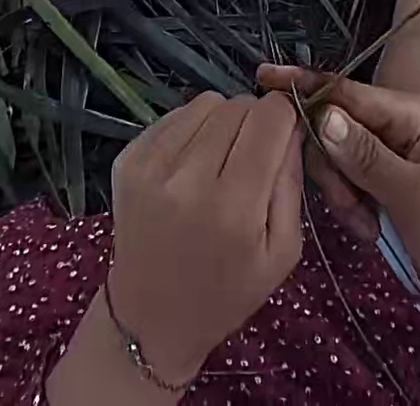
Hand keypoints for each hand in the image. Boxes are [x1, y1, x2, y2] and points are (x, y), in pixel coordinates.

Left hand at [106, 91, 304, 385]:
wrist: (151, 316)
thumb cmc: (227, 290)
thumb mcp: (282, 251)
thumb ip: (292, 181)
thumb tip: (291, 122)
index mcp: (234, 207)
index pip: (270, 116)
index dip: (284, 116)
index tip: (284, 132)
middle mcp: (188, 178)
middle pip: (239, 105)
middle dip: (255, 120)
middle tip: (251, 154)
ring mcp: (151, 165)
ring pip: (207, 102)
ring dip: (222, 120)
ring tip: (220, 158)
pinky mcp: (128, 158)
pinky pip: (175, 115)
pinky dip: (192, 128)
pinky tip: (191, 162)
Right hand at [256, 65, 419, 326]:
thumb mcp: (418, 195)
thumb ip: (365, 155)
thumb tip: (321, 115)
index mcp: (413, 116)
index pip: (348, 92)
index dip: (305, 85)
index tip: (264, 78)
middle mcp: (399, 131)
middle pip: (335, 127)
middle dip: (331, 165)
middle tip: (348, 204)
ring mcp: (392, 162)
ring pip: (338, 159)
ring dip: (341, 193)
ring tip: (366, 226)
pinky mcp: (387, 191)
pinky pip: (349, 186)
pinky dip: (351, 208)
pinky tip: (369, 231)